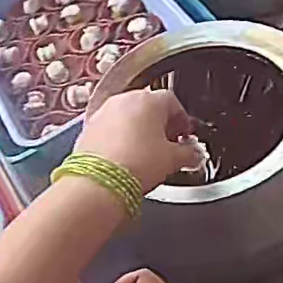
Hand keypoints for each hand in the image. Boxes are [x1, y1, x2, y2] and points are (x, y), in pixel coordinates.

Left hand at [72, 90, 200, 191]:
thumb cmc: (133, 165)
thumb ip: (189, 153)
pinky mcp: (88, 129)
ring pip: (127, 117)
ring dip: (138, 131)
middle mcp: (124, 100)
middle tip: (167, 145)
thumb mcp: (172, 160)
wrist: (99, 182)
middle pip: (148, 107)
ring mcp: (103, 113)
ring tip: (146, 154)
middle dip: (159, 125)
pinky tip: (125, 158)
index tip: (184, 135)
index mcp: (148, 100)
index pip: (173, 102)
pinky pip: (109, 129)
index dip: (182, 120)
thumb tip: (194, 155)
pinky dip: (119, 139)